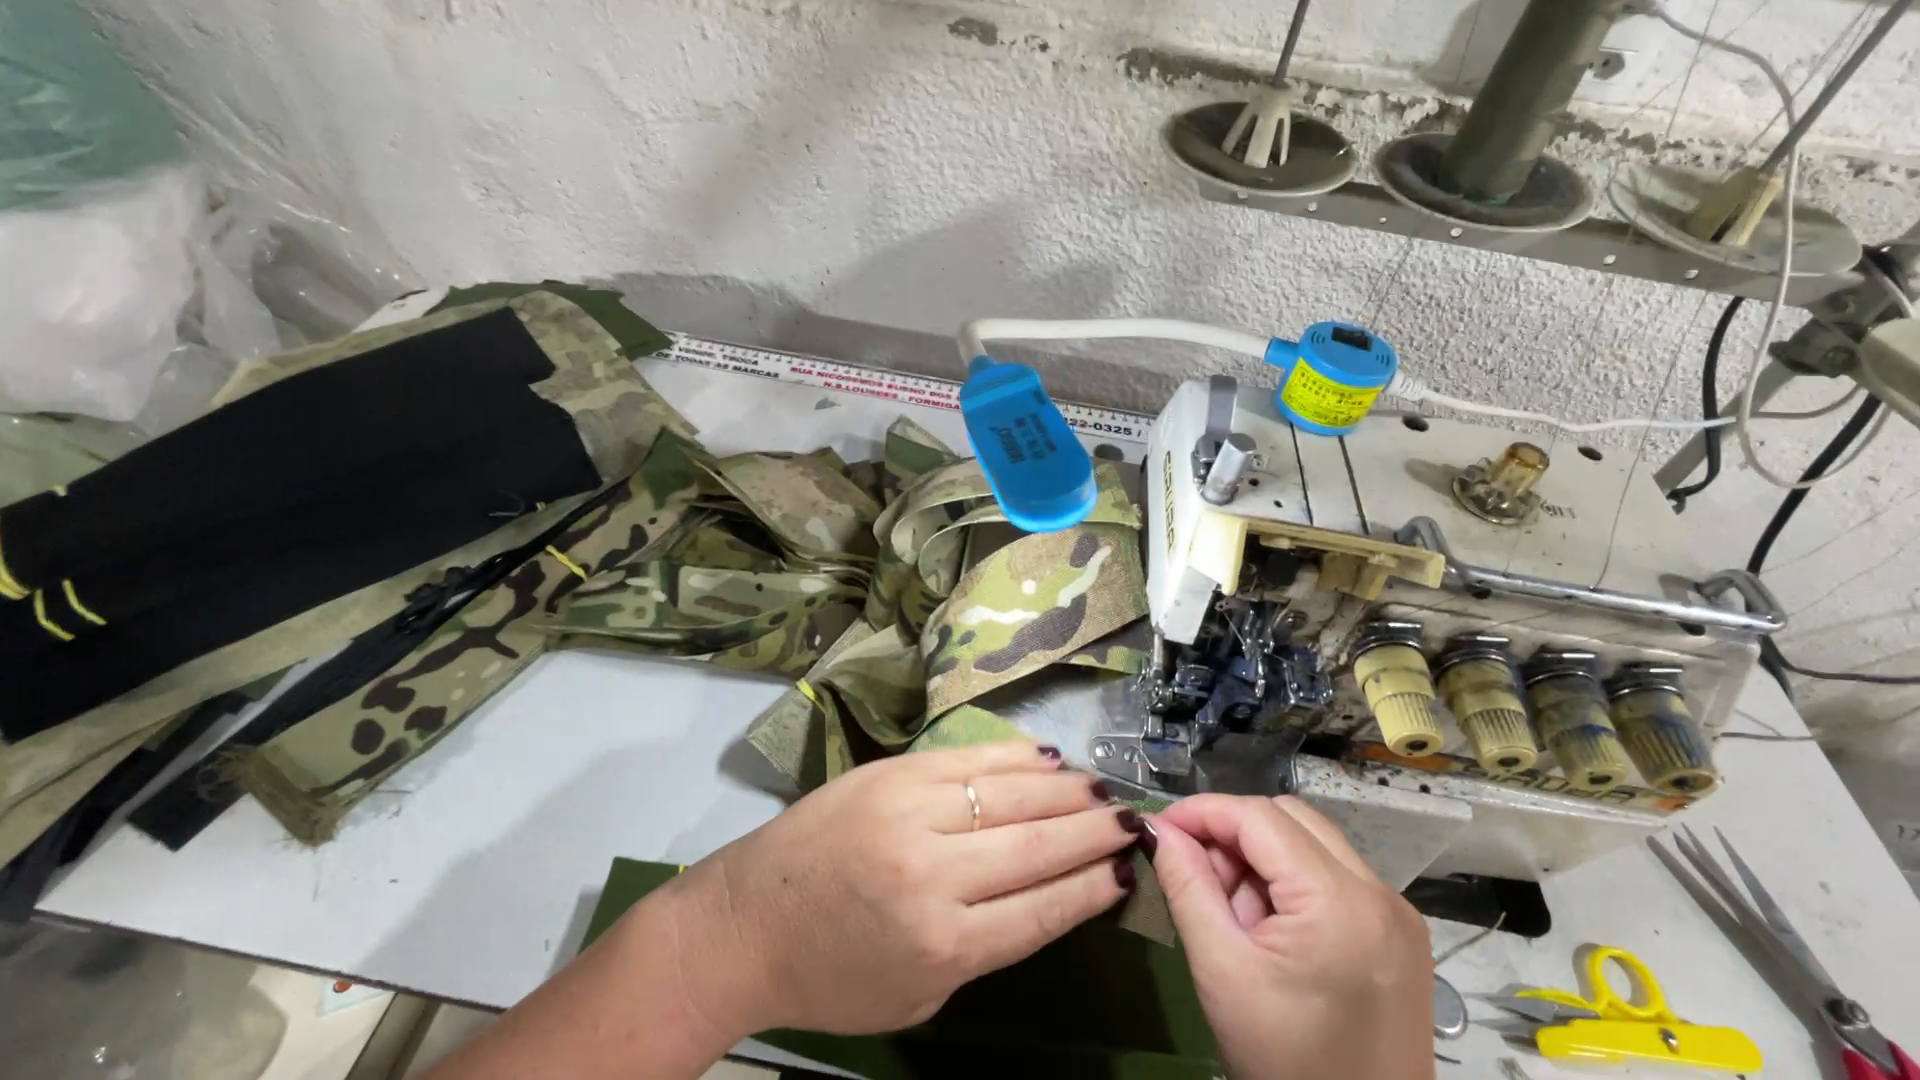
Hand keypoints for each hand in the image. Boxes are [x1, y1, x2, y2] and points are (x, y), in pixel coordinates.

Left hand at [645, 741, 1140, 1040]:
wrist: (742, 925)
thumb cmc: (830, 978)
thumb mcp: (918, 995)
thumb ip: (983, 949)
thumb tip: (1046, 893)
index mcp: (942, 945)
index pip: (1042, 909)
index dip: (1092, 886)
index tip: (1128, 868)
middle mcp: (932, 874)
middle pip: (1036, 846)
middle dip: (1093, 833)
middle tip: (1133, 821)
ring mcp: (907, 813)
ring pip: (1009, 795)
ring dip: (1066, 791)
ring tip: (1102, 789)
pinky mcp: (887, 774)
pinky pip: (965, 759)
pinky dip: (1013, 757)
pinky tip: (1049, 759)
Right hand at [1149, 795, 1432, 1079]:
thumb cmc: (1283, 1062)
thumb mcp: (1221, 970)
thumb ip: (1188, 886)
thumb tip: (1159, 828)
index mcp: (1340, 902)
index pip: (1260, 817)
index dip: (1204, 811)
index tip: (1161, 828)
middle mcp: (1380, 892)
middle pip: (1290, 818)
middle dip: (1233, 832)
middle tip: (1193, 871)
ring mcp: (1398, 911)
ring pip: (1313, 842)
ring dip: (1261, 856)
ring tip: (1231, 909)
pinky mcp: (1401, 932)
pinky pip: (1335, 875)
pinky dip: (1291, 881)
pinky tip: (1268, 925)